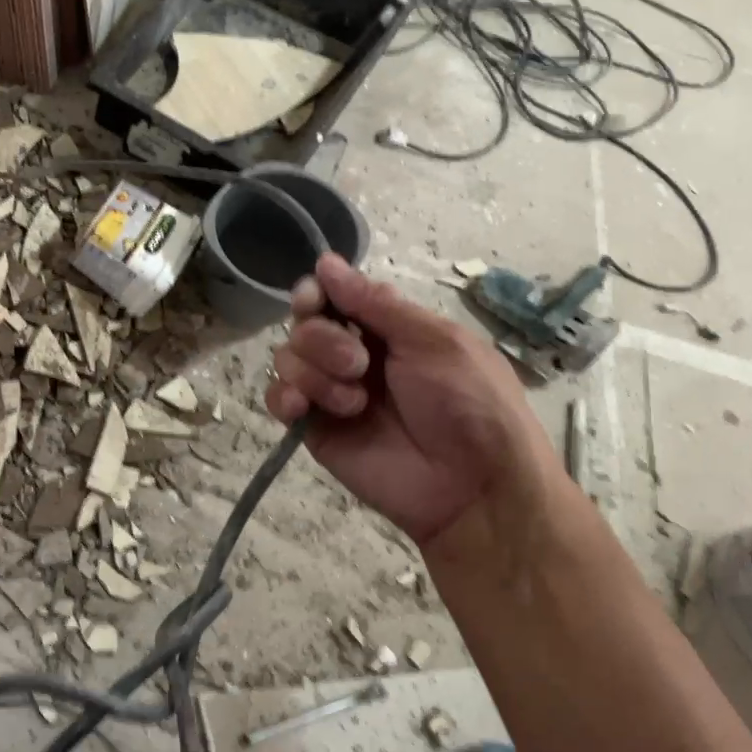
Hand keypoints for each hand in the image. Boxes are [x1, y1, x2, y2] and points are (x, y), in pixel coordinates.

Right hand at [263, 254, 553, 546]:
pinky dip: (285, 397)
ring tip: (353, 403)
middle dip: (322, 339)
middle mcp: (352, 356)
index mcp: (386, 330)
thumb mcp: (435, 342)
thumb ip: (375, 303)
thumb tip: (325, 261)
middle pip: (304, 324)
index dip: (315, 294)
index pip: (332, 296)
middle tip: (358, 365)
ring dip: (314, 374)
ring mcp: (330, 392)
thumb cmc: (470, 406)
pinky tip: (305, 409)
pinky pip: (277, 399)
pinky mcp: (314, 428)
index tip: (314, 300)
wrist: (474, 490)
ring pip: (287, 358)